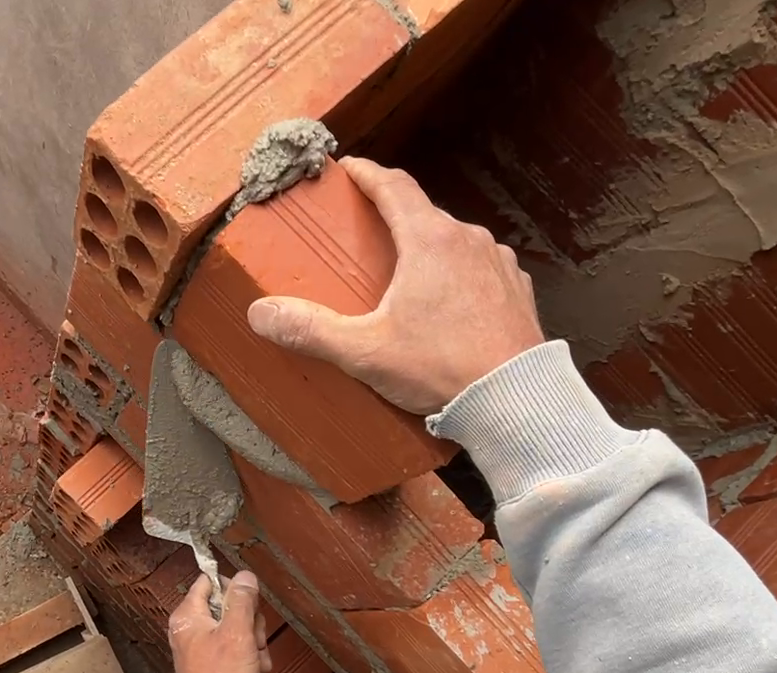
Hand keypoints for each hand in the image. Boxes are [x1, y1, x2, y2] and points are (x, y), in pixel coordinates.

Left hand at [168, 572, 271, 672]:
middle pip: (227, 606)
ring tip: (254, 659)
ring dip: (252, 642)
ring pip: (236, 628)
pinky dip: (247, 657)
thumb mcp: (237, 632)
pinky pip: (234, 648)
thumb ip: (241, 601)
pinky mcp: (211, 663)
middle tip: (251, 639)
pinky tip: (255, 669)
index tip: (248, 602)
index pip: (209, 581)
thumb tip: (244, 576)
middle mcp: (190, 627)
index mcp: (189, 614)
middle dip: (249, 622)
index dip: (233, 587)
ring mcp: (200, 646)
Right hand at [245, 158, 543, 414]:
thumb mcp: (363, 351)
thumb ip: (310, 330)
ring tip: (402, 277)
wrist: (514, 399)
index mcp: (430, 241)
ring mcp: (498, 264)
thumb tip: (261, 312)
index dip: (368, 174)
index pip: (394, 187)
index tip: (349, 168)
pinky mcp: (515, 291)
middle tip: (365, 234)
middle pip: (423, 215)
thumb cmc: (439, 367)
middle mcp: (469, 240)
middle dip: (392, 219)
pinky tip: (442, 306)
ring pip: (452, 244)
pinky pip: (477, 271)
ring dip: (425, 251)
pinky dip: (454, 277)